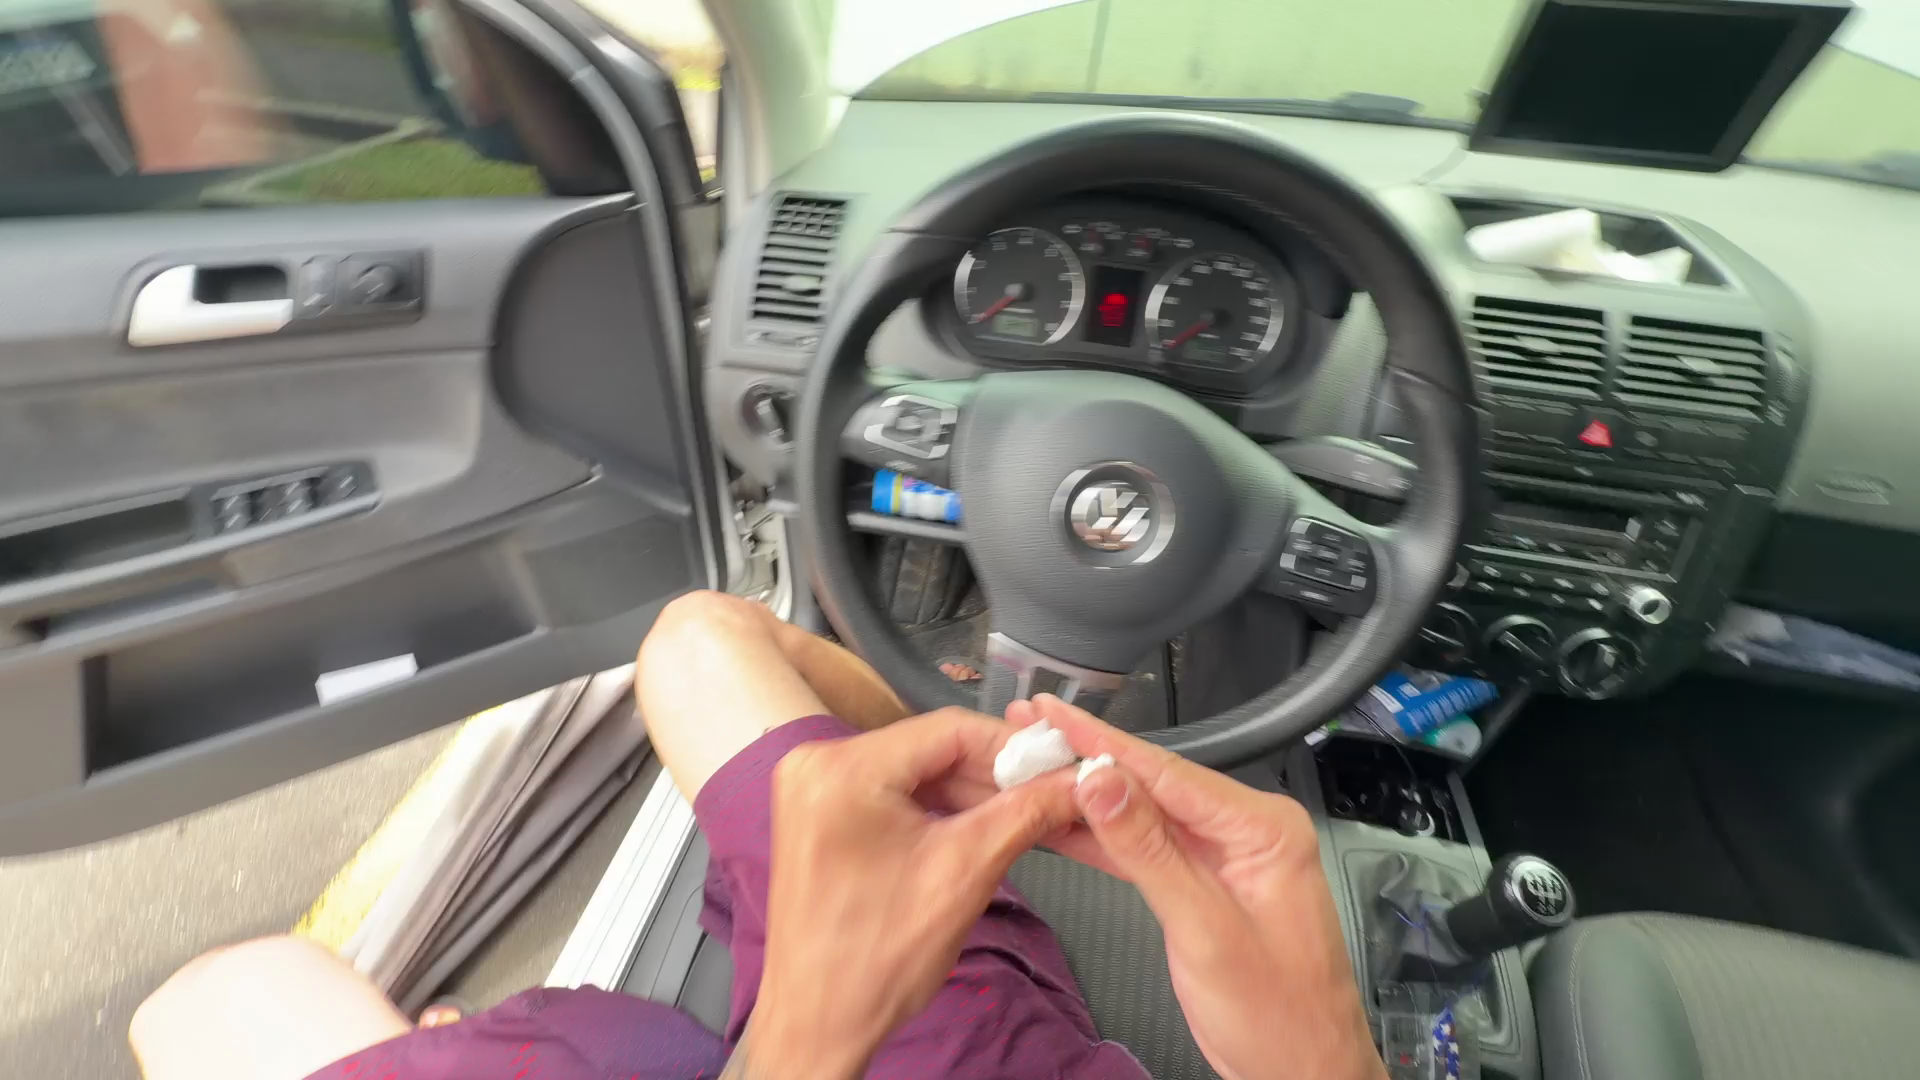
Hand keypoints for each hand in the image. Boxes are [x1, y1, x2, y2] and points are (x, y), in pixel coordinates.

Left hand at [737, 708, 1082, 1079]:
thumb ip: (1026, 814)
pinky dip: (938, 803)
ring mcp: (814, 782)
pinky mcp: (821, 805)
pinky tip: (981, 818)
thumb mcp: (964, 874)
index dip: (1011, 744)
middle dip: (993, 771)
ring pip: (915, 767)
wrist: (816, 1026)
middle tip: (1051, 786)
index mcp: (843, 770)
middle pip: (930, 747)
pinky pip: (894, 788)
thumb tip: (1079, 782)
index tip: (1057, 759)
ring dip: (970, 788)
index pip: (946, 729)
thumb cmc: (880, 960)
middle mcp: (818, 761)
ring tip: (1026, 805)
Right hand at [1011, 695, 1384, 1079]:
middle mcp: (1241, 824)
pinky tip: (1057, 817)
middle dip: (1085, 755)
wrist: (1306, 1079)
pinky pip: (1143, 845)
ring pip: (1140, 811)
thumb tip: (1097, 778)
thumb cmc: (1275, 1016)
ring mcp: (1219, 849)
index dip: (1099, 738)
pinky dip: (1100, 836)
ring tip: (1032, 761)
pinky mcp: (1200, 875)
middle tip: (1029, 725)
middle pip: (1149, 781)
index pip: (1165, 770)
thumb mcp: (1205, 930)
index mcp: (1260, 825)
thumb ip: (1147, 849)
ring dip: (1085, 793)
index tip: (1051, 711)